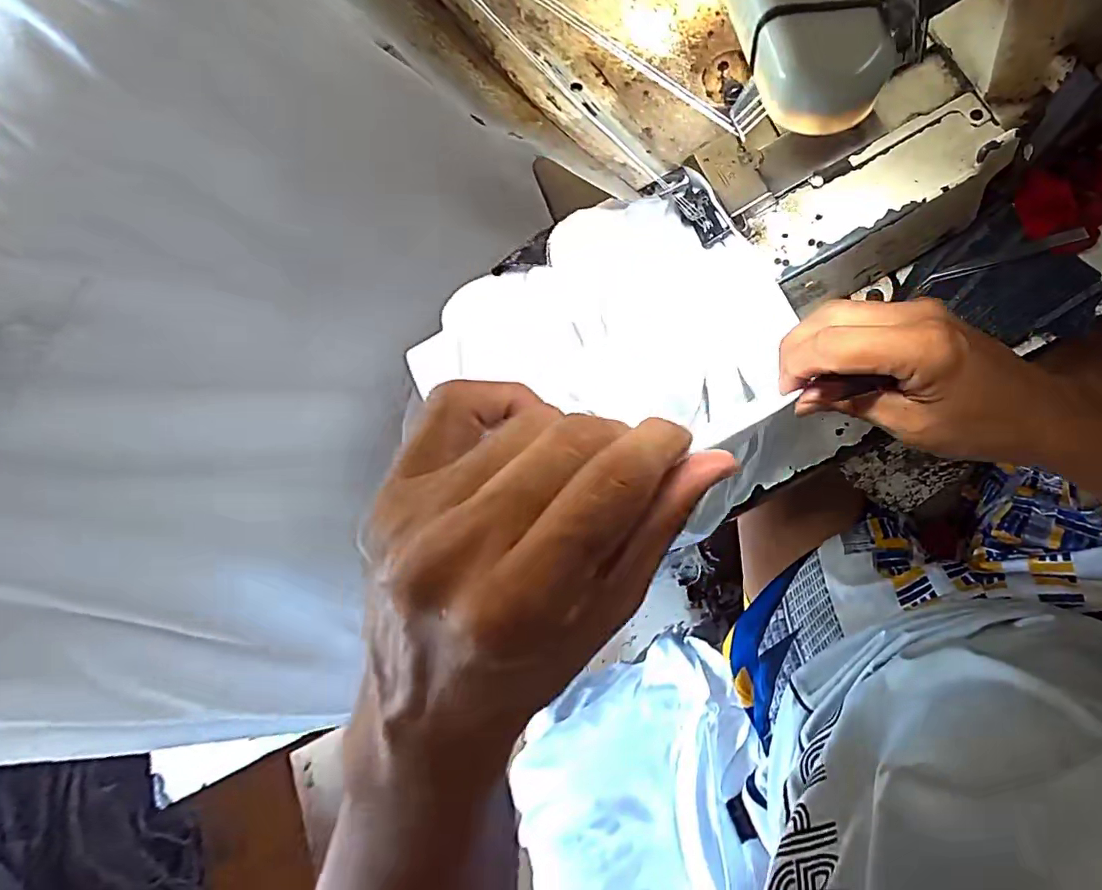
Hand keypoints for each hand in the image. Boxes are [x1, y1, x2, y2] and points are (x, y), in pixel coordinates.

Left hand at [353, 381, 737, 778]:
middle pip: (570, 440)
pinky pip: (458, 400)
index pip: (609, 483)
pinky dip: (507, 402)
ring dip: (571, 432)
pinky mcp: (390, 487)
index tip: (677, 442)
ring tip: (576, 469)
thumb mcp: (608, 612)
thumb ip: (658, 526)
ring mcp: (414, 512)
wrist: (425, 702)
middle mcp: (457, 549)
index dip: (658, 446)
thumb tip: (711, 459)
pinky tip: (526, 432)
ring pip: (527, 421)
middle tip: (631, 463)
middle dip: (620, 438)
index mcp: (518, 602)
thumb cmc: (528, 671)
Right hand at [777, 299, 1101, 465]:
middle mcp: (913, 313)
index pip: (834, 342)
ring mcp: (916, 307)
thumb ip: (854, 402)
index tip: (785, 395)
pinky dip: (836, 337)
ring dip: (813, 339)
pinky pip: (861, 315)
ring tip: (805, 377)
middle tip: (787, 385)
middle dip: (797, 347)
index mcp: (916, 345)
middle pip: (830, 314)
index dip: (799, 365)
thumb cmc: (982, 428)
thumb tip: (805, 397)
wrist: (1040, 410)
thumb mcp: (912, 427)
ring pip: (841, 308)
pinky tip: (832, 365)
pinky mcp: (917, 312)